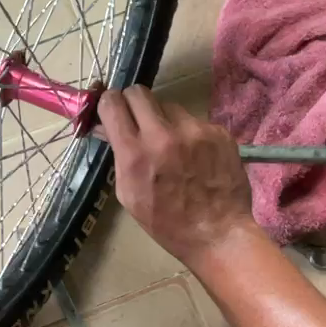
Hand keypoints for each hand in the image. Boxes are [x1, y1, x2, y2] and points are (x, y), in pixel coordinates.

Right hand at [99, 87, 259, 263]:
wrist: (218, 233)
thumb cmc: (166, 222)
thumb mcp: (128, 193)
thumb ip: (119, 155)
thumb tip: (107, 128)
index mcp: (136, 154)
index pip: (112, 103)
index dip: (109, 104)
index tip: (112, 111)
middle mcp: (164, 135)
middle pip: (139, 93)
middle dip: (133, 104)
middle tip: (138, 121)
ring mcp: (195, 130)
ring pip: (169, 106)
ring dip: (164, 120)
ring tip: (172, 146)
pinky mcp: (218, 132)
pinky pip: (195, 121)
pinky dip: (190, 133)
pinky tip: (195, 156)